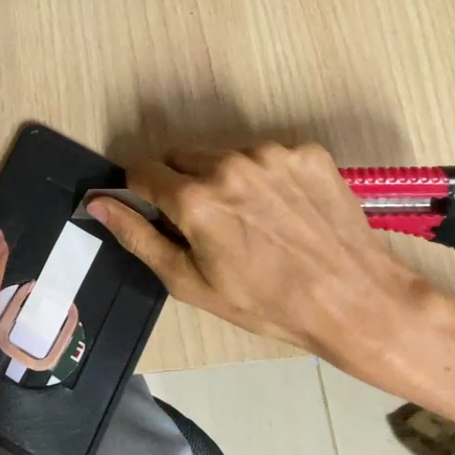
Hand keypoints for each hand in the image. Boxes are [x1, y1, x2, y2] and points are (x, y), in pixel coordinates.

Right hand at [86, 142, 441, 383]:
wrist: (357, 302)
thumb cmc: (265, 302)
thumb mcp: (189, 282)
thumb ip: (137, 235)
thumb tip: (97, 201)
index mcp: (194, 198)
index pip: (141, 170)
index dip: (142, 194)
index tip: (160, 216)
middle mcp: (228, 164)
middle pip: (179, 158)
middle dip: (182, 184)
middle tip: (208, 224)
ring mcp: (271, 154)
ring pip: (221, 155)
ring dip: (223, 178)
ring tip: (253, 220)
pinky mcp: (306, 152)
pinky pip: (264, 155)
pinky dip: (264, 177)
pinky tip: (284, 210)